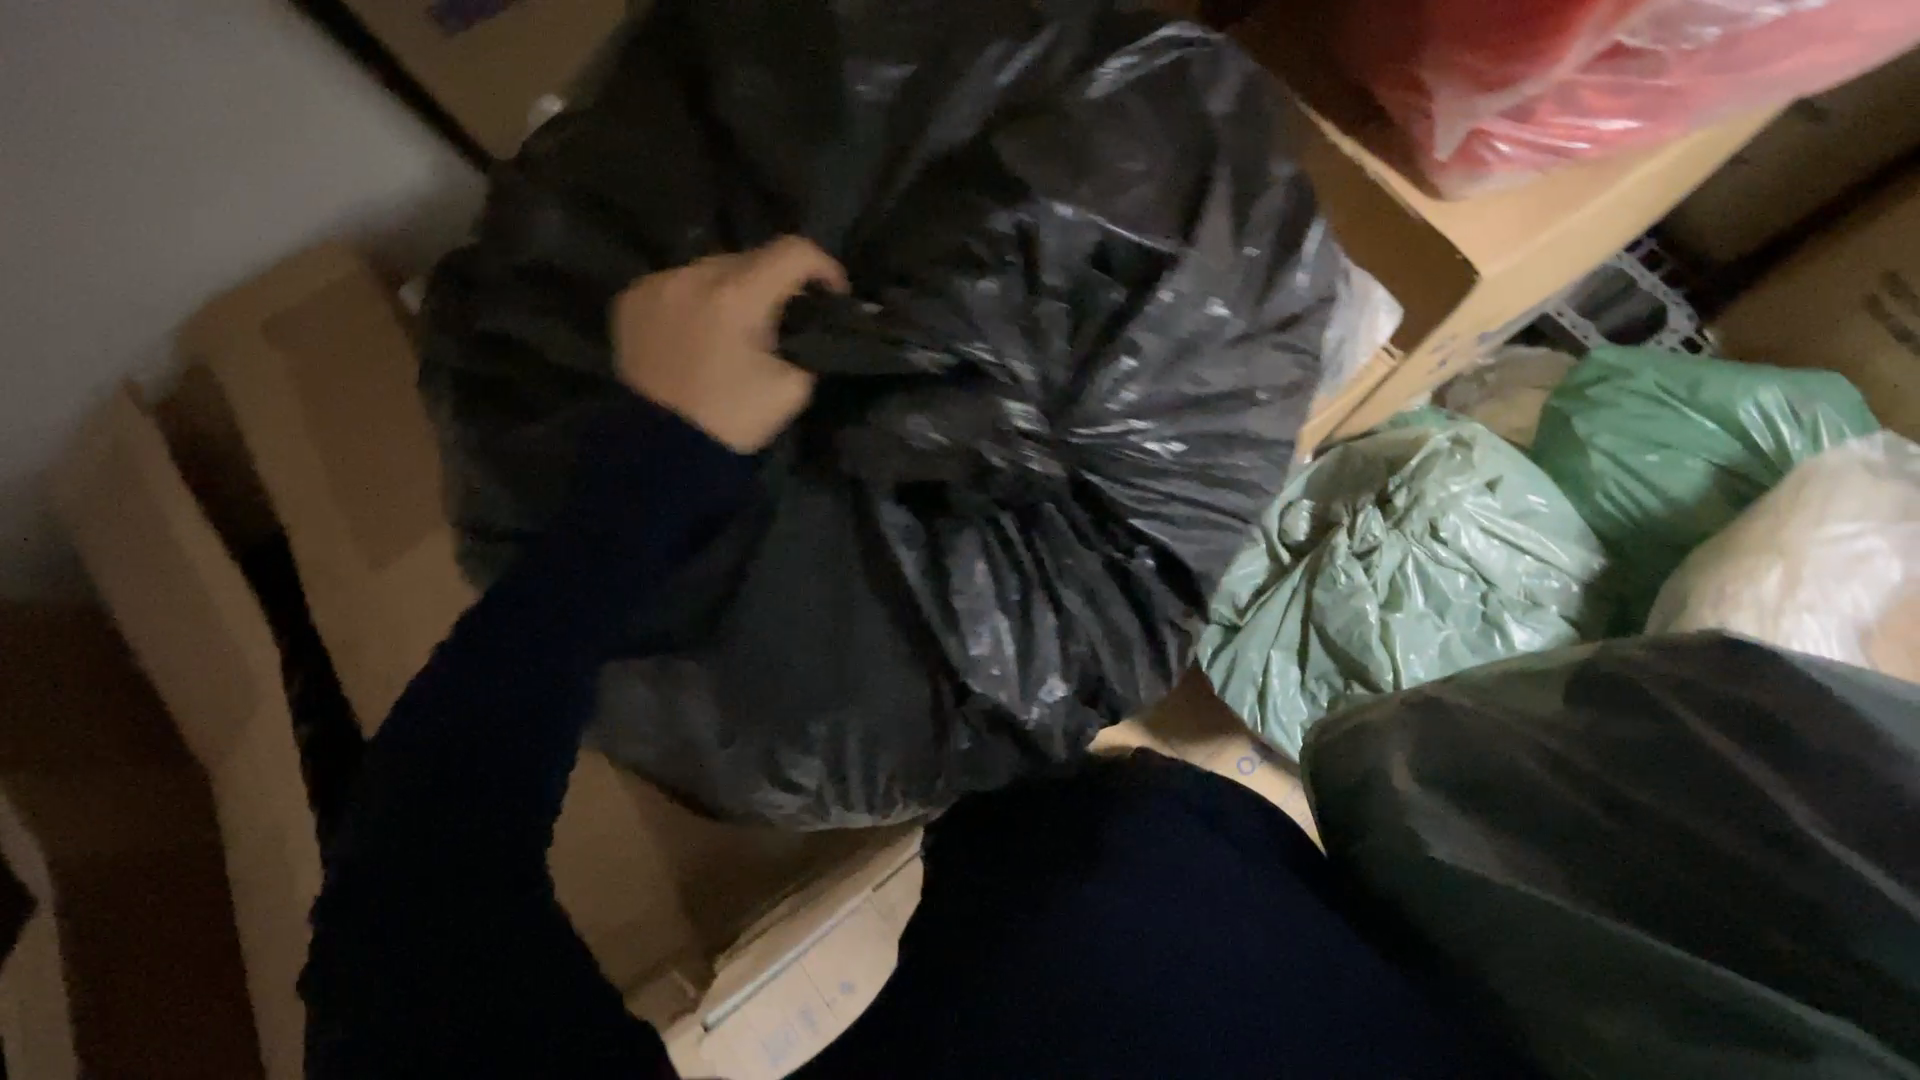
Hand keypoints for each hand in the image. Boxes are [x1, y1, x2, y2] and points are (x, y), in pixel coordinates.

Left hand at [611, 236, 847, 452]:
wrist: (662, 451)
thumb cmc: (732, 420)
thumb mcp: (792, 388)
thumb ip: (806, 344)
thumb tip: (806, 327)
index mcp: (737, 296)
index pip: (793, 251)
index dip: (823, 266)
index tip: (832, 293)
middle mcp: (692, 276)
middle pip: (750, 258)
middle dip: (775, 283)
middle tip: (784, 317)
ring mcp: (656, 286)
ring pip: (710, 270)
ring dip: (732, 290)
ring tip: (737, 326)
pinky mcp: (631, 301)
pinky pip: (676, 286)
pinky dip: (696, 301)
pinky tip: (698, 332)